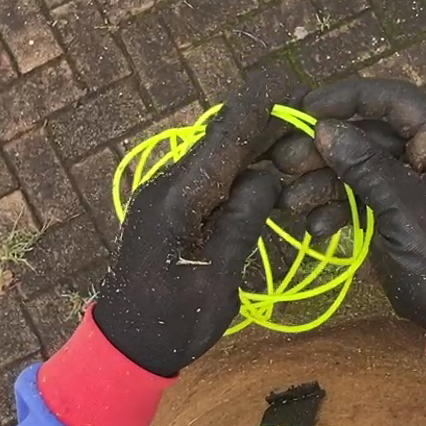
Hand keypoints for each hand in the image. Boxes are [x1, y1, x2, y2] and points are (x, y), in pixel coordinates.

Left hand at [93, 82, 282, 375]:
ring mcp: (166, 196)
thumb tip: (265, 177)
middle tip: (300, 102)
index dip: (253, 113)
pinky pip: (208, 176)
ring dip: (250, 143)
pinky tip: (264, 164)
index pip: (220, 146)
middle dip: (258, 121)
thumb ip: (239, 226)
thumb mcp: (214, 281)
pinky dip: (237, 166)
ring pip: (213, 157)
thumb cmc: (171, 322)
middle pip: (218, 143)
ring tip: (291, 129)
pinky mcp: (170, 208)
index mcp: (176, 204)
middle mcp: (167, 189)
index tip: (280, 82)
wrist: (125, 343)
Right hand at [273, 78, 425, 344]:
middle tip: (283, 160)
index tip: (306, 108)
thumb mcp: (406, 210)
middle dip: (324, 147)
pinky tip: (314, 227)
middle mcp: (425, 157)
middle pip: (368, 135)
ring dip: (322, 181)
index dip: (349, 98)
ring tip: (288, 199)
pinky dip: (335, 209)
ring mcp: (408, 187)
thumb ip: (366, 166)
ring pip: (357, 168)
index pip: (394, 101)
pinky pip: (359, 198)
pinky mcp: (393, 213)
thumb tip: (326, 128)